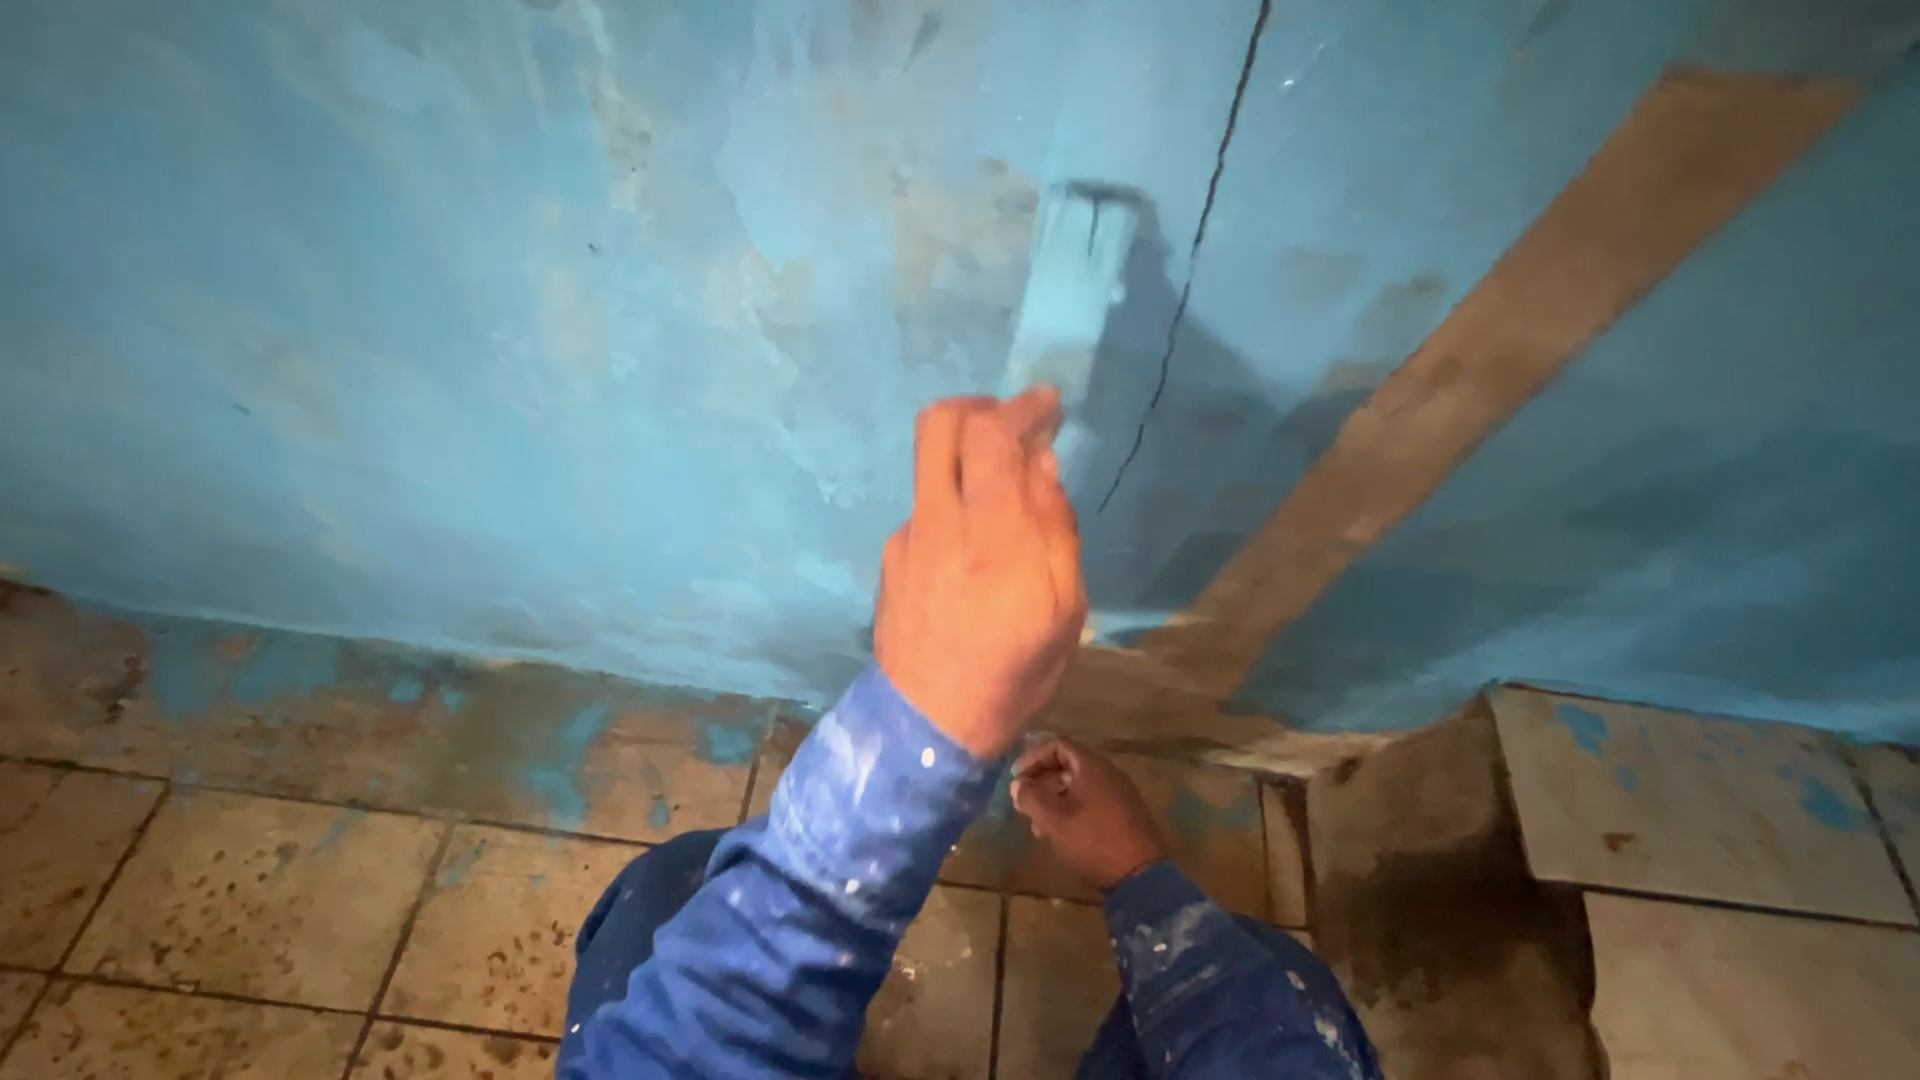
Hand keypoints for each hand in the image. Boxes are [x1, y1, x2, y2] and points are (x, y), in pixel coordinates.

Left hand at [874, 388, 1086, 759]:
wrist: (930, 725)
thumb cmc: (1015, 672)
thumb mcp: (1064, 608)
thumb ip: (1054, 527)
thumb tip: (1041, 463)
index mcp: (990, 534)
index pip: (991, 435)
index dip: (1022, 406)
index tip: (1048, 405)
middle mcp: (937, 522)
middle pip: (938, 425)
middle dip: (979, 407)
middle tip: (1013, 424)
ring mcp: (906, 538)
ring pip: (930, 467)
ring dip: (968, 461)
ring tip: (1004, 501)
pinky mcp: (890, 558)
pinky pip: (927, 509)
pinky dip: (955, 505)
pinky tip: (975, 551)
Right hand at [1010, 737, 1166, 890]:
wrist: (1141, 875)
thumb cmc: (1093, 840)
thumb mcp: (1054, 820)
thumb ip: (1031, 797)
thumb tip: (1018, 784)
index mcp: (1092, 766)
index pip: (1058, 745)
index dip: (1033, 757)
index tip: (1017, 778)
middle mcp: (1108, 772)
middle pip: (1068, 764)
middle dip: (1042, 780)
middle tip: (1024, 800)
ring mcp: (1120, 793)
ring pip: (1079, 785)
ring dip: (1055, 798)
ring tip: (1038, 824)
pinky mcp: (1125, 813)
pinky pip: (1092, 800)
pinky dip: (1072, 808)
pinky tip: (1061, 833)